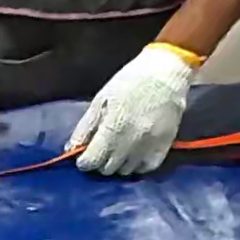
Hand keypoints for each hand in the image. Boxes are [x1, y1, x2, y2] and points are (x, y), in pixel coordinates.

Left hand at [68, 43, 196, 175]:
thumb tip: (70, 151)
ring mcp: (150, 144)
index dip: (84, 161)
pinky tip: (135, 154)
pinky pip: (147, 167)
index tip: (86, 154)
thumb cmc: (129, 83)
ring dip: (119, 164)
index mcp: (113, 129)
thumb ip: (83, 129)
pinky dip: (138, 165)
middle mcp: (131, 141)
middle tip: (104, 149)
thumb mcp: (99, 102)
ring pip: (125, 170)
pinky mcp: (165, 143)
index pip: (90, 162)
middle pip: (107, 169)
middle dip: (101, 162)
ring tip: (120, 150)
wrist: (169, 68)